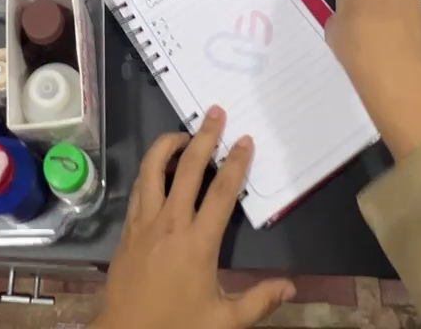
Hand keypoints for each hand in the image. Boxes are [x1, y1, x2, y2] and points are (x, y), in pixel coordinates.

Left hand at [91, 107, 295, 328]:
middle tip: (215, 113)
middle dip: (204, 137)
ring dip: (169, 144)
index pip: (221, 193)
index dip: (236, 164)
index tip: (245, 141)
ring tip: (185, 133)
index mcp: (198, 243)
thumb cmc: (176, 327)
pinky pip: (140, 186)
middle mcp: (170, 222)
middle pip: (188, 168)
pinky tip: (160, 166)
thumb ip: (259, 301)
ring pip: (154, 168)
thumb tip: (291, 286)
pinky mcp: (129, 226)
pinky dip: (151, 168)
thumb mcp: (224, 322)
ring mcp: (146, 221)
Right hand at [327, 0, 420, 160]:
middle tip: (360, 28)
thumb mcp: (332, 32)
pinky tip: (396, 51)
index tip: (345, 15)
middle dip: (369, 0)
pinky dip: (403, 28)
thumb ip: (340, 18)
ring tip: (379, 43)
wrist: (397, 80)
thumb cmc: (355, 52)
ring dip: (388, 13)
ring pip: (393, 0)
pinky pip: (409, 17)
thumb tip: (350, 21)